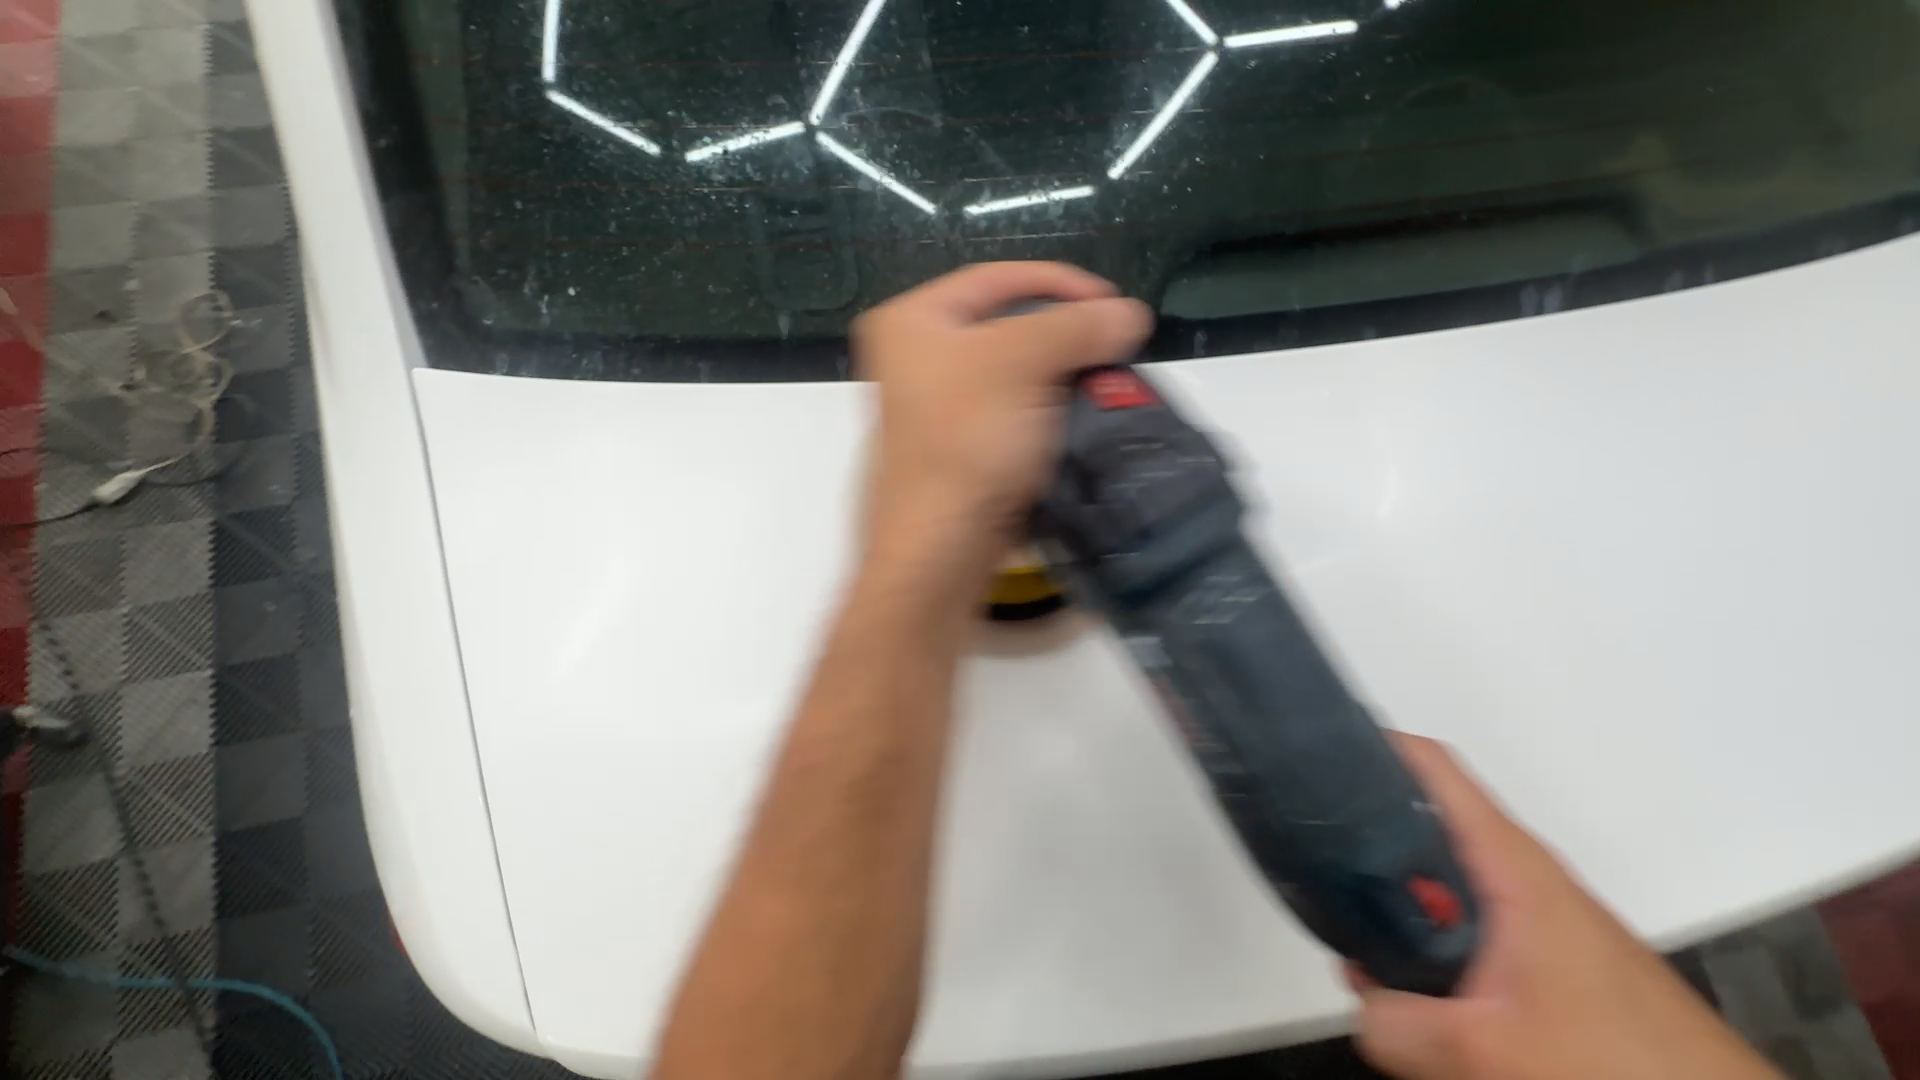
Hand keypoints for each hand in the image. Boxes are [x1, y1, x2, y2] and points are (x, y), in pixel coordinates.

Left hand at [854, 262, 1152, 574]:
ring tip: (1105, 380)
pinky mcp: (959, 448)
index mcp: (911, 321)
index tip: (1112, 305)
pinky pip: (1013, 413)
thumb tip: (1129, 314)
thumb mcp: (1021, 364)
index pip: (998, 277)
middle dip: (1064, 333)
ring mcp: (936, 407)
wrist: (939, 548)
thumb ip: (1077, 326)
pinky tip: (1080, 417)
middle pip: (1006, 323)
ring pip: (1013, 371)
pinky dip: (1048, 410)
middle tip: (1112, 345)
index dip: (1061, 283)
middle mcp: (916, 357)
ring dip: (1061, 374)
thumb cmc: (967, 444)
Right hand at [1352, 737, 1782, 1079]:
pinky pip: (1462, 920)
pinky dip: (1426, 938)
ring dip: (1394, 902)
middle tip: (1321, 865)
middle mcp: (1517, 872)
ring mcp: (1530, 910)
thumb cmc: (1621, 1061)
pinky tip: (1413, 984)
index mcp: (1507, 862)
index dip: (1372, 745)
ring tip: (1362, 942)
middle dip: (1365, 839)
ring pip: (1438, 878)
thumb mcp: (1482, 1049)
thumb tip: (1364, 1004)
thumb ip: (1396, 1021)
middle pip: (1421, 820)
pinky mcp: (1540, 949)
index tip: (1320, 751)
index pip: (1430, 765)